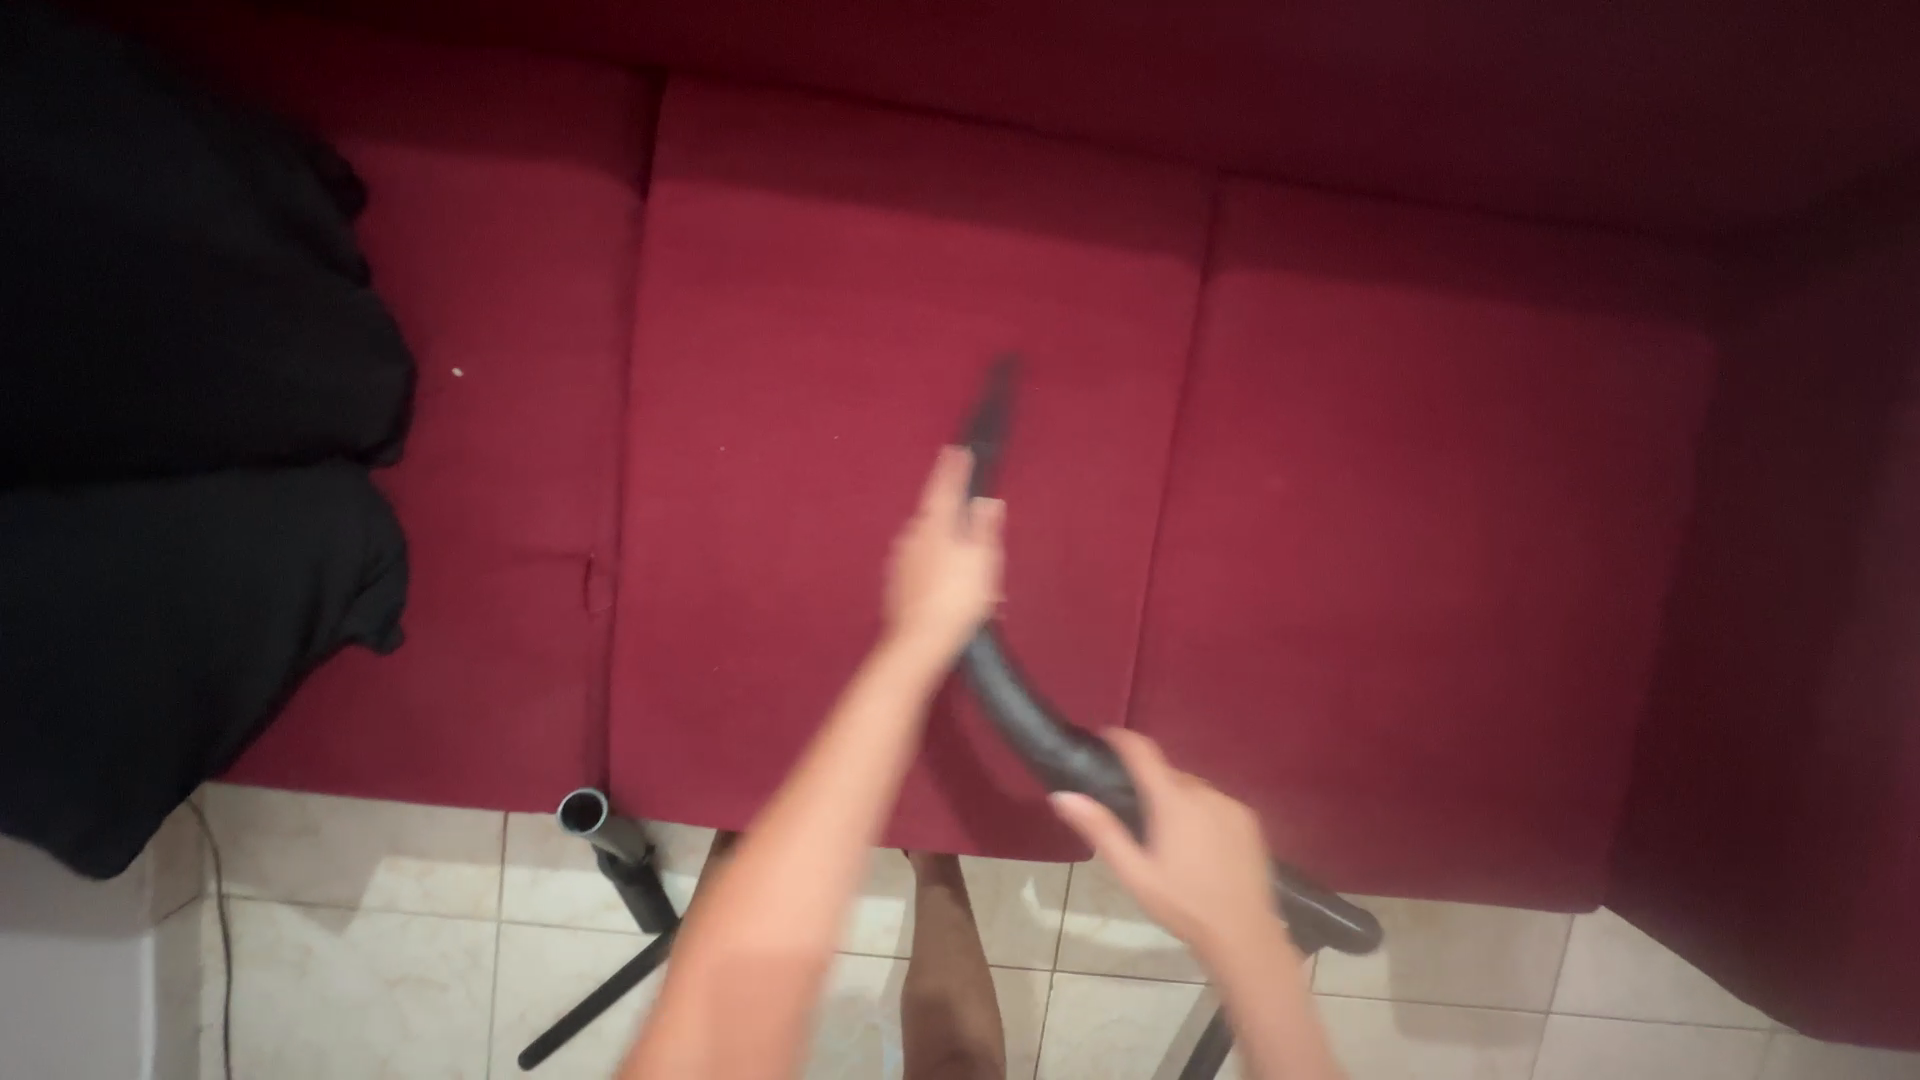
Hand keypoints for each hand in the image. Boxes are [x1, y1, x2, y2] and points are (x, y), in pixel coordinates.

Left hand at [884, 446, 1004, 661]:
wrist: (921, 639)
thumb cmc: (957, 599)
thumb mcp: (982, 559)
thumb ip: (984, 527)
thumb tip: (987, 502)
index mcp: (935, 525)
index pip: (944, 487)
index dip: (952, 469)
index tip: (956, 451)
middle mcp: (912, 536)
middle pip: (936, 517)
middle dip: (955, 522)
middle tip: (977, 536)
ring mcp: (901, 559)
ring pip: (929, 544)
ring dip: (948, 551)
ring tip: (970, 576)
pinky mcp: (897, 582)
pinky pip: (921, 566)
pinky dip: (936, 570)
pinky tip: (950, 589)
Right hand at [1050, 730, 1277, 961]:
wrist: (1244, 936)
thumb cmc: (1181, 905)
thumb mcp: (1133, 873)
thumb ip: (1100, 830)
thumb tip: (1062, 796)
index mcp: (1173, 801)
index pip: (1143, 751)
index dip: (1122, 738)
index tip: (1103, 737)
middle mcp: (1204, 792)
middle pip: (1167, 773)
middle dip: (1148, 781)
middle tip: (1132, 808)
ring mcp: (1230, 804)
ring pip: (1192, 787)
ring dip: (1175, 797)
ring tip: (1166, 832)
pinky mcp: (1249, 819)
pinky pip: (1215, 801)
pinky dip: (1200, 809)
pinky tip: (1197, 842)